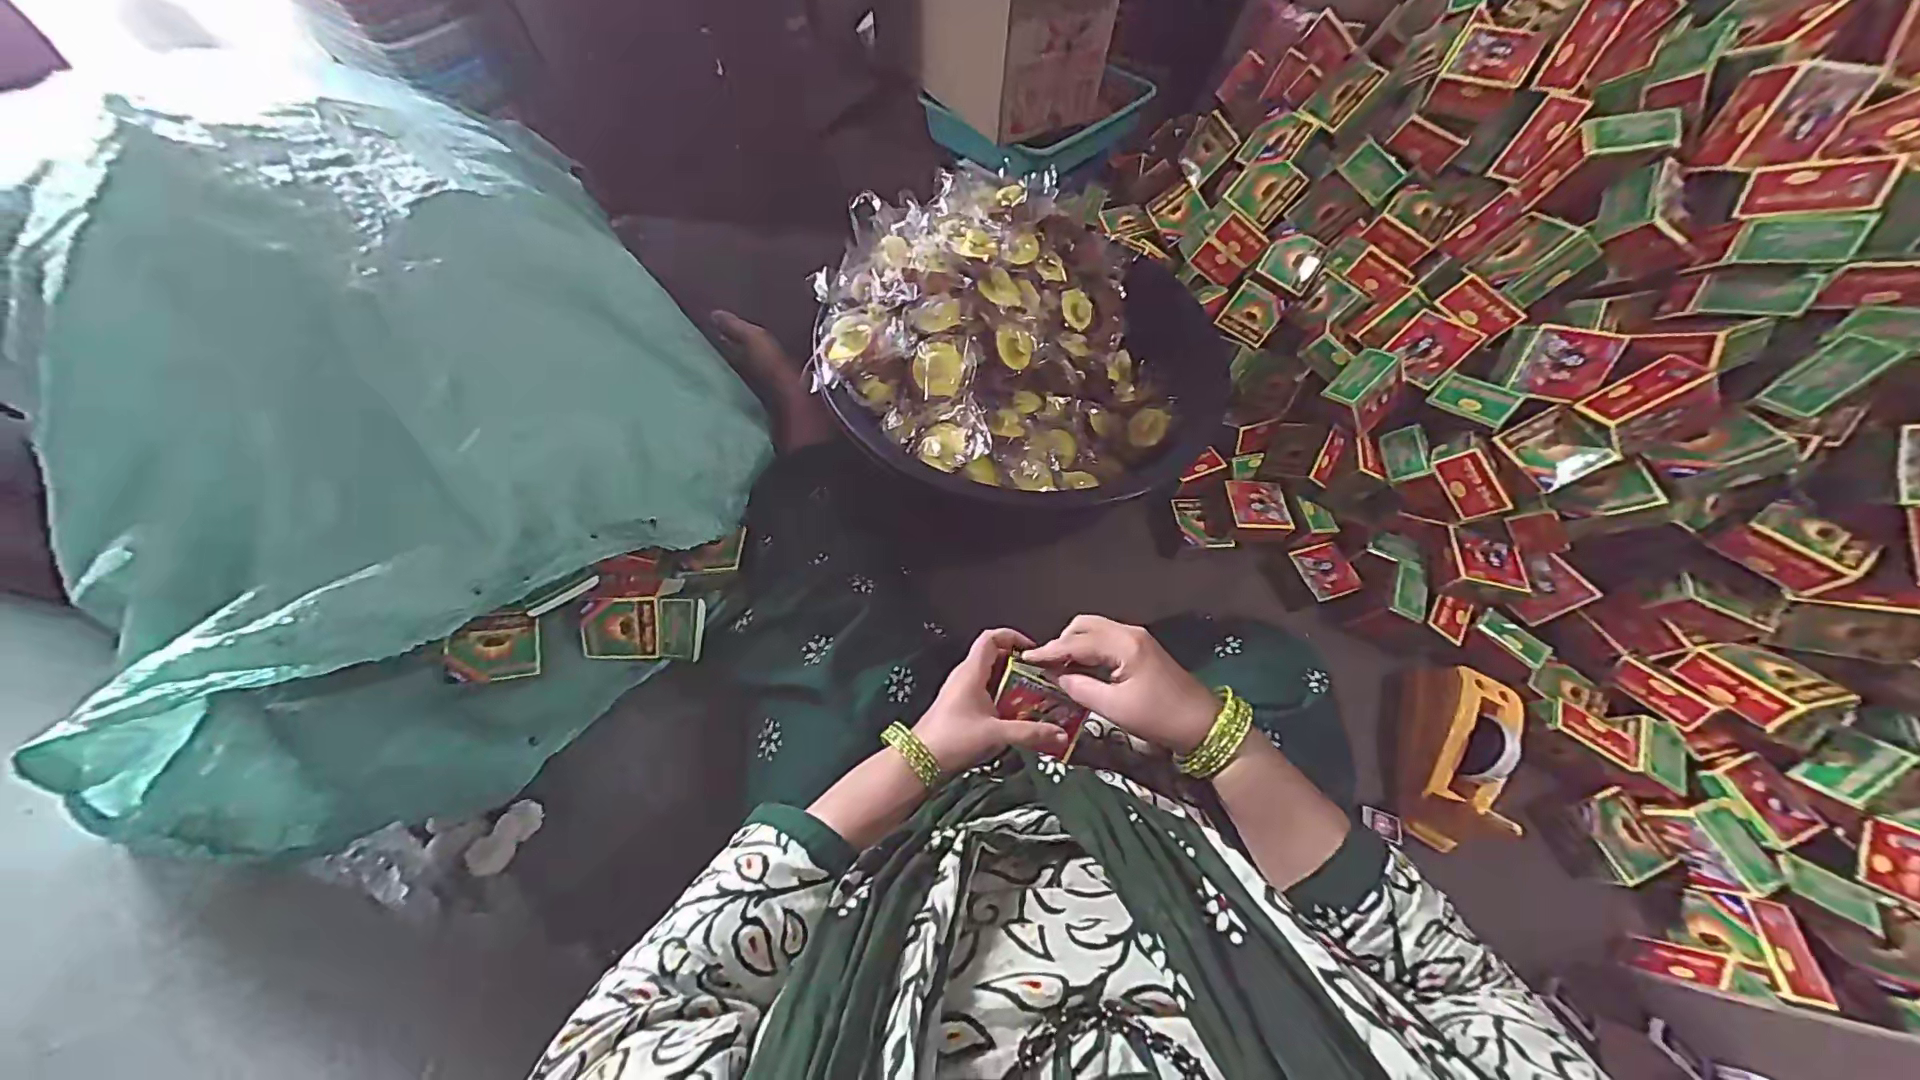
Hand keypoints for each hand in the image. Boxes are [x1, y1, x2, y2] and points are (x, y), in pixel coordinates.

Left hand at [911, 628, 1071, 771]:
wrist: (920, 761)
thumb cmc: (954, 739)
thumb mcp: (996, 734)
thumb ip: (1030, 733)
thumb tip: (1059, 733)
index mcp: (971, 672)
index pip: (991, 638)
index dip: (1013, 637)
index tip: (1033, 651)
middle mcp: (965, 676)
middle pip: (994, 656)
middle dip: (1019, 663)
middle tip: (1040, 677)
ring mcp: (961, 690)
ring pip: (990, 675)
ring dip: (1011, 682)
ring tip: (1034, 696)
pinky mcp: (960, 705)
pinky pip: (985, 691)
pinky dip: (1002, 696)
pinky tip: (1015, 715)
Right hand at [1021, 615, 1218, 754]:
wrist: (1204, 725)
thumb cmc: (1159, 717)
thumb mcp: (1114, 708)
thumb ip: (1080, 688)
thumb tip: (1055, 677)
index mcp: (1123, 644)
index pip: (1076, 642)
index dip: (1048, 651)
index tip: (1026, 659)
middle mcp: (1129, 633)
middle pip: (1084, 625)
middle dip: (1061, 642)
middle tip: (1044, 664)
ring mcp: (1137, 639)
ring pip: (1094, 630)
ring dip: (1074, 644)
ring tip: (1058, 666)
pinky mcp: (1141, 649)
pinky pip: (1106, 640)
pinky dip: (1088, 648)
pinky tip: (1080, 666)